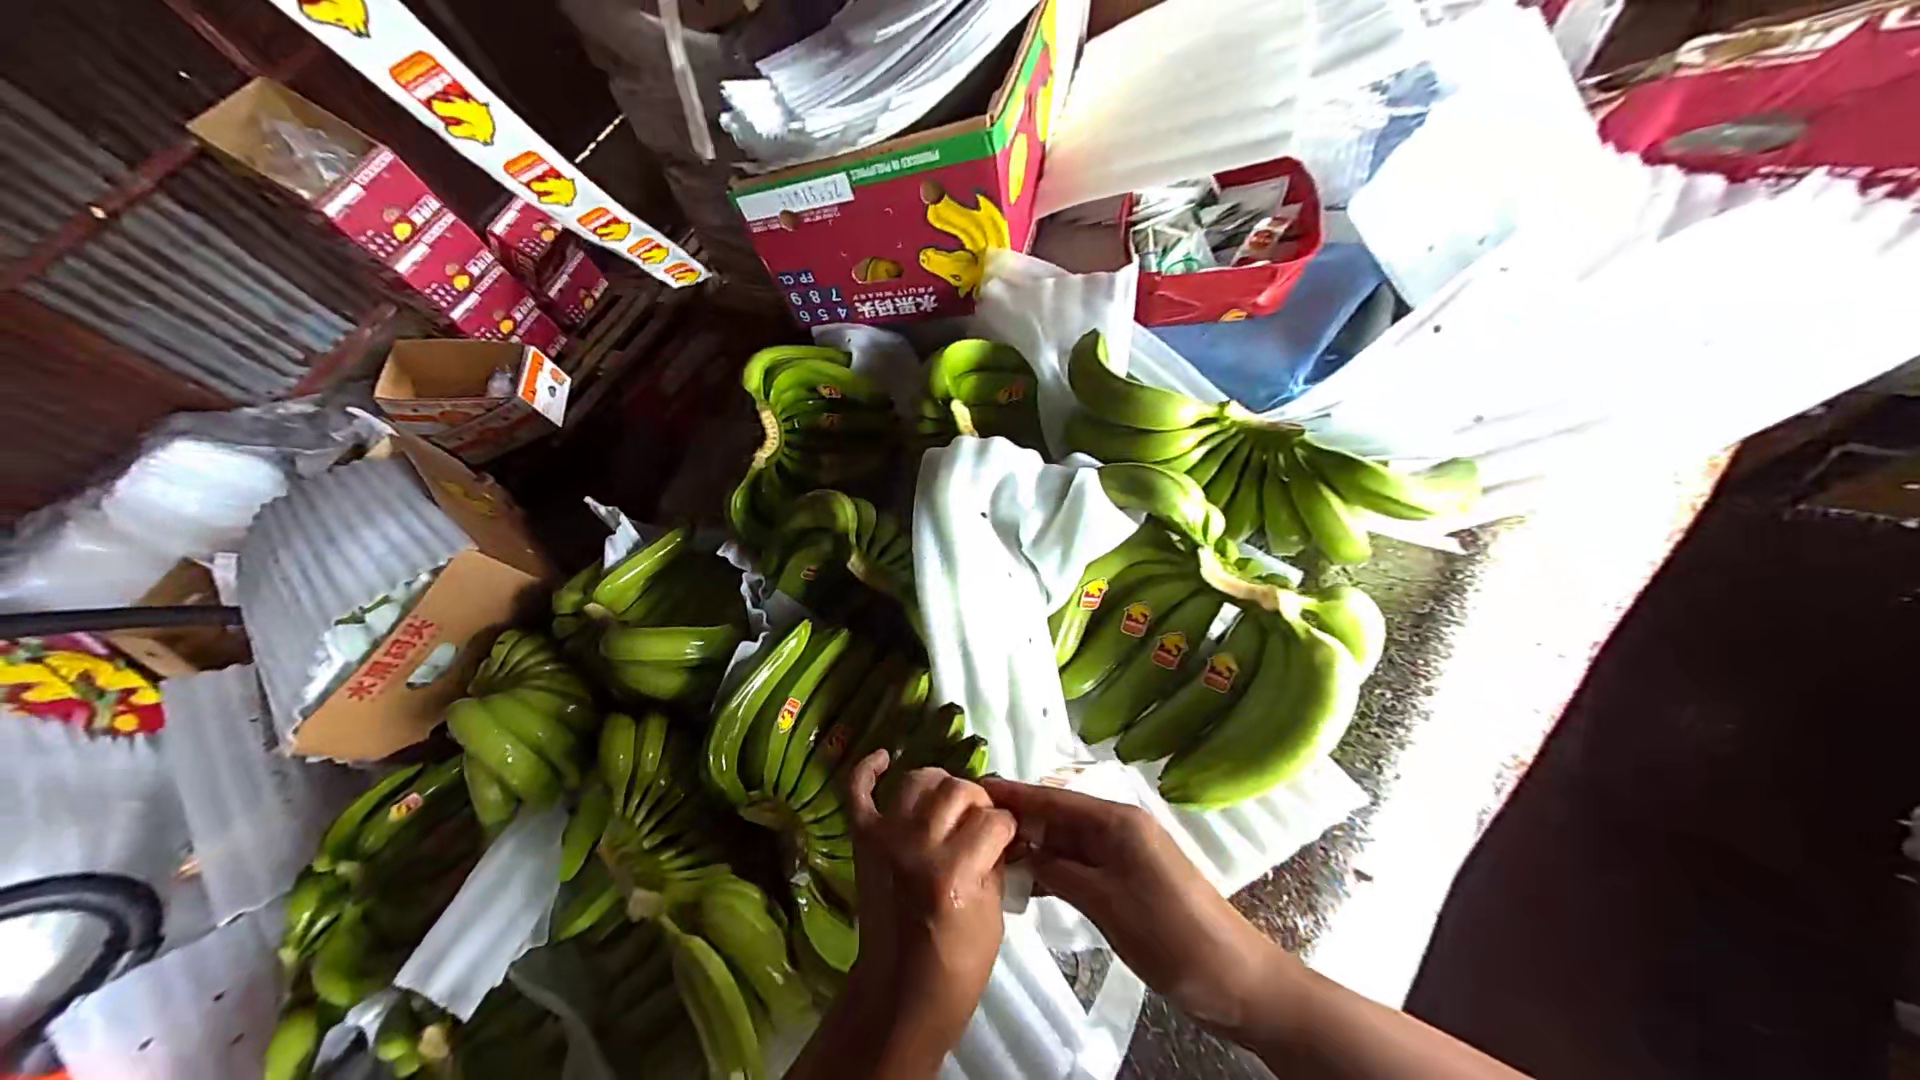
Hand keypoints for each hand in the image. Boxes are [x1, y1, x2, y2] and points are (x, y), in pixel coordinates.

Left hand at [839, 751, 1016, 1068]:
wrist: (898, 997)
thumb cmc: (955, 969)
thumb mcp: (994, 917)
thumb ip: (995, 862)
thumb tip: (999, 828)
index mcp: (954, 873)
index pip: (994, 820)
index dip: (1007, 827)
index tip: (1007, 837)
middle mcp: (916, 846)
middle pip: (958, 789)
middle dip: (979, 801)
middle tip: (981, 822)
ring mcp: (884, 840)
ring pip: (917, 779)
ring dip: (940, 784)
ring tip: (949, 803)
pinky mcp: (862, 841)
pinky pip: (857, 791)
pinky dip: (867, 769)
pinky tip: (885, 757)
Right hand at [980, 779, 1287, 1036]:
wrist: (1235, 979)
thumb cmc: (1169, 934)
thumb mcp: (1106, 902)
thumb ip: (1060, 871)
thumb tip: (1024, 851)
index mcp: (1116, 821)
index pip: (1053, 799)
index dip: (1013, 793)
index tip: (973, 789)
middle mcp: (1118, 827)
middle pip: (1058, 816)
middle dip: (1019, 819)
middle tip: (971, 828)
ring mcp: (1124, 853)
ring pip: (1067, 840)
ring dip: (1034, 846)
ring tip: (989, 853)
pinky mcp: (1126, 877)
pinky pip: (1080, 863)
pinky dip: (1054, 869)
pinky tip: (1027, 880)